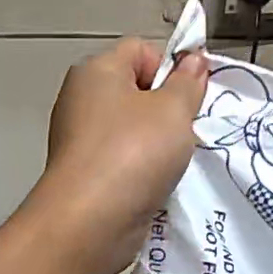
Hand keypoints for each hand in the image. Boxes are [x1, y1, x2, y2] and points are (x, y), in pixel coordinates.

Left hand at [14, 38, 207, 273]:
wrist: (90, 222)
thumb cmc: (132, 154)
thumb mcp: (174, 110)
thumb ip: (188, 83)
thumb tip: (193, 60)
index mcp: (95, 71)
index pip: (141, 51)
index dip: (172, 68)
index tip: (192, 99)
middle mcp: (80, 102)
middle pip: (136, 95)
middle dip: (167, 113)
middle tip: (186, 135)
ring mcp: (79, 144)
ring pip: (131, 135)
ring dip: (157, 150)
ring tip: (172, 167)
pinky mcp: (84, 180)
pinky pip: (122, 167)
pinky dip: (140, 176)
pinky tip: (154, 190)